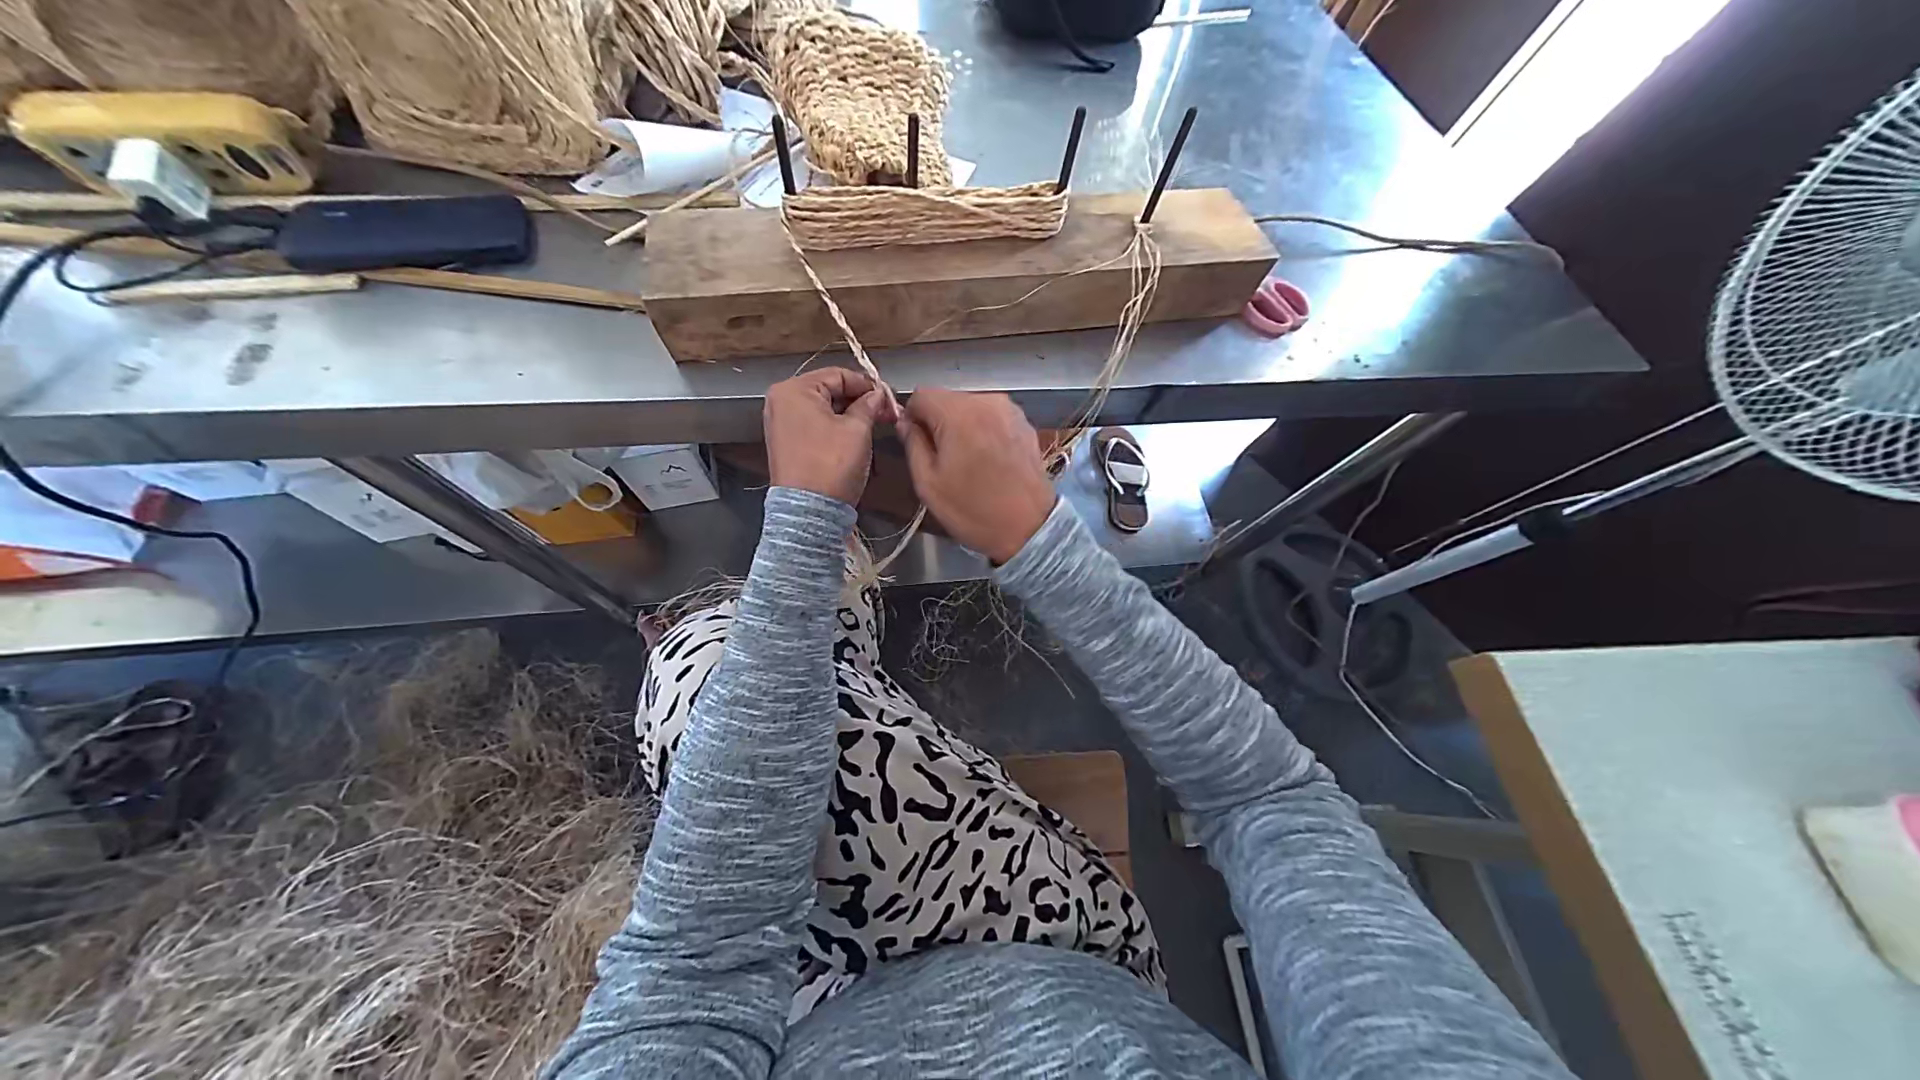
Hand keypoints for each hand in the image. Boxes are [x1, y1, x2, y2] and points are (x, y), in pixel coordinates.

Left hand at [764, 369, 896, 504]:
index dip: (868, 385)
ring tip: (874, 426)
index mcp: (793, 390)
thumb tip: (877, 395)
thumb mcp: (857, 430)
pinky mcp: (786, 444)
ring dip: (850, 415)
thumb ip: (869, 405)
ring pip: (823, 409)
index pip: (838, 375)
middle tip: (885, 413)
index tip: (888, 397)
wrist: (810, 512)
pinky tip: (855, 437)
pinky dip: (835, 428)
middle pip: (829, 390)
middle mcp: (781, 402)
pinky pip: (815, 426)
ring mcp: (781, 424)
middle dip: (859, 401)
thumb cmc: (830, 467)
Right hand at [899, 388, 1055, 563]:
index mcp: (959, 413)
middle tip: (942, 458)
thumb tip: (905, 423)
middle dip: (938, 422)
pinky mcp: (1024, 423)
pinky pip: (991, 416)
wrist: (1029, 528)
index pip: (920, 394)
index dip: (911, 416)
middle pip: (947, 398)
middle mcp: (986, 401)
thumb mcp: (929, 484)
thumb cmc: (974, 510)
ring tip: (967, 461)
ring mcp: (1010, 410)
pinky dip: (983, 430)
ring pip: (969, 406)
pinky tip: (987, 460)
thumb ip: (913, 445)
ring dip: (961, 426)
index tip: (916, 442)